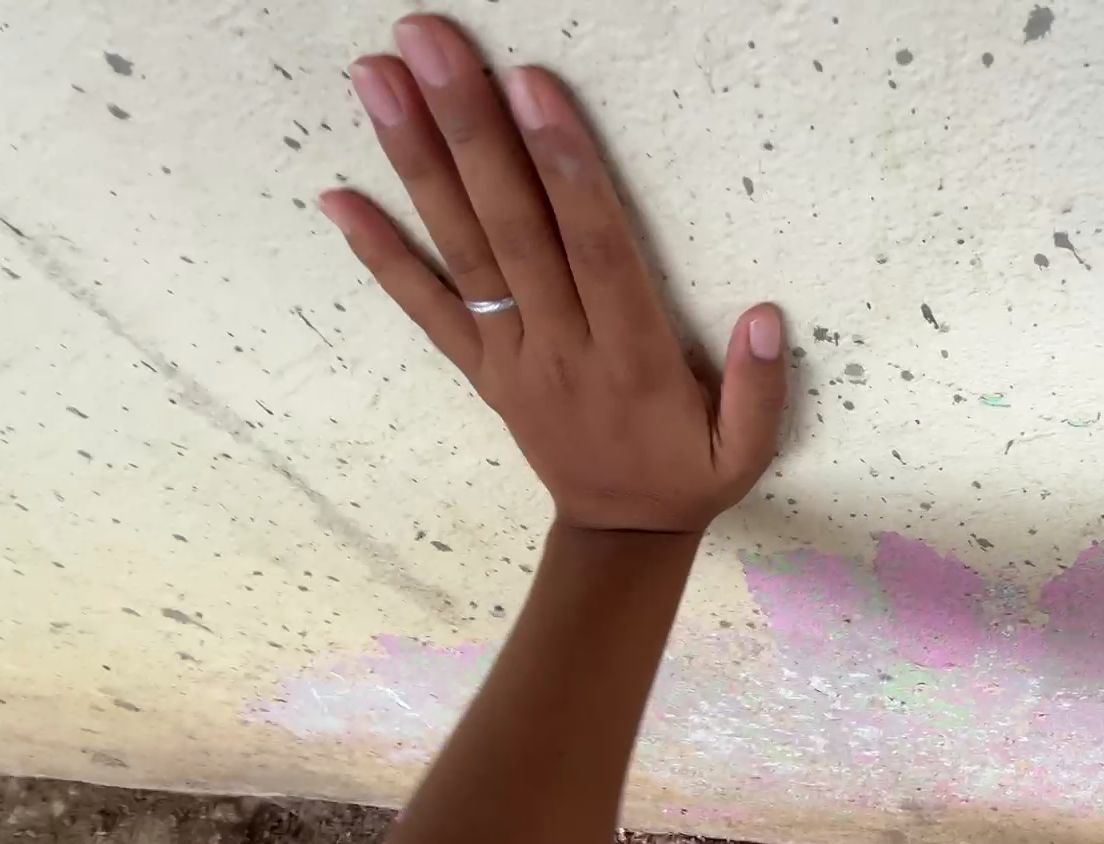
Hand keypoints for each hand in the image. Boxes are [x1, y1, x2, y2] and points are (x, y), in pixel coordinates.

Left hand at [317, 16, 785, 533]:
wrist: (621, 534)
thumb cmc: (689, 482)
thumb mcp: (747, 453)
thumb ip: (760, 389)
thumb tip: (765, 314)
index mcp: (634, 362)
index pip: (597, 254)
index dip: (567, 172)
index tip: (533, 90)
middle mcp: (565, 350)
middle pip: (517, 233)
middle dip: (474, 134)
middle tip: (431, 42)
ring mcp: (516, 360)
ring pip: (467, 257)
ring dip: (421, 166)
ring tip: (378, 78)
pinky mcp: (488, 374)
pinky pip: (431, 313)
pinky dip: (383, 259)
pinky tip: (337, 199)